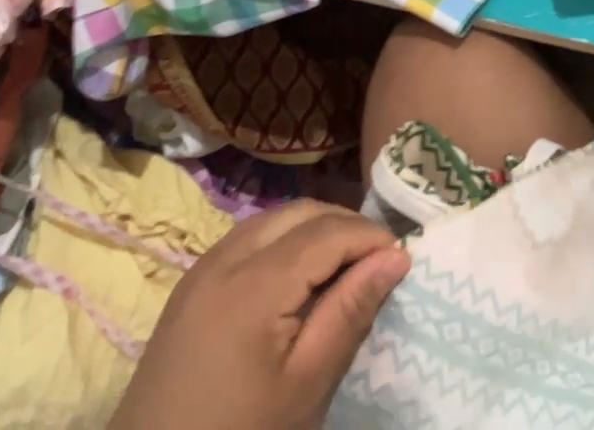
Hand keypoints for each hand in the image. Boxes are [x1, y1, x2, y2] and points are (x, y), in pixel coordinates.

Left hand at [109, 201, 410, 429]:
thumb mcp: (306, 383)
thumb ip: (350, 312)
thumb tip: (396, 256)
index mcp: (255, 282)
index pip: (329, 231)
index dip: (372, 237)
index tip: (403, 261)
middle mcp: (226, 258)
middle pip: (300, 211)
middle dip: (346, 225)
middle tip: (378, 262)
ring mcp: (202, 269)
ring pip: (272, 218)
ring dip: (314, 228)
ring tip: (345, 266)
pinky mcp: (190, 286)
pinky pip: (247, 238)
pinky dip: (283, 239)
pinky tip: (298, 277)